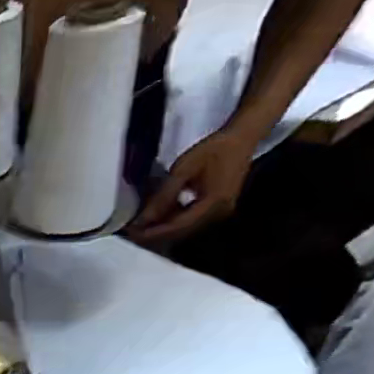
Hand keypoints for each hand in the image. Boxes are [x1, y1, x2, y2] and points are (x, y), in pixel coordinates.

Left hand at [129, 128, 256, 244]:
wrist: (241, 139)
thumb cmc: (212, 150)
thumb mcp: (183, 169)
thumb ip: (164, 195)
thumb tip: (144, 218)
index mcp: (214, 204)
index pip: (179, 226)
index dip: (155, 232)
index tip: (134, 234)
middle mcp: (219, 214)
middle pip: (183, 231)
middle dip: (157, 233)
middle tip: (132, 233)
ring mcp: (221, 213)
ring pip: (187, 228)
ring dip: (164, 228)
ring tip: (141, 226)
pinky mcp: (219, 208)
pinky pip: (193, 220)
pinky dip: (174, 220)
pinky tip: (158, 217)